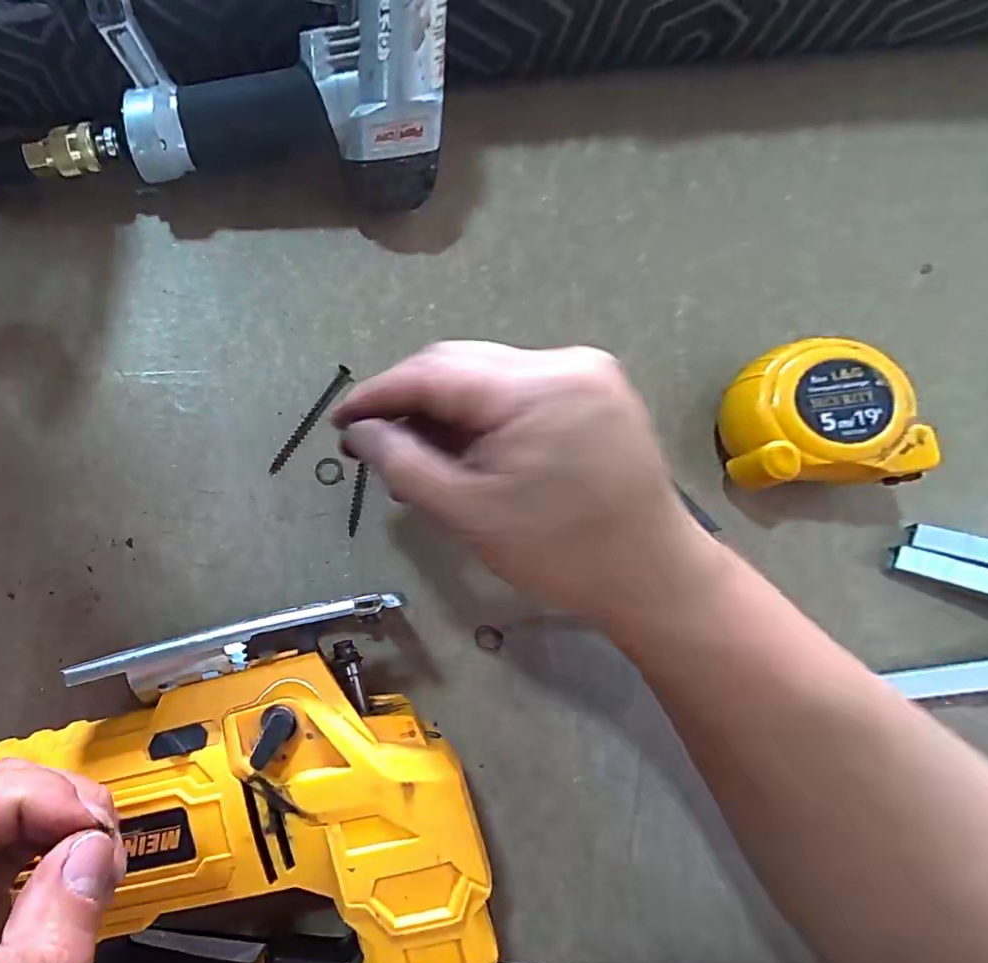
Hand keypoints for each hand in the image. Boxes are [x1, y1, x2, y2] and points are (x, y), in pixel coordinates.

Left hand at [0, 761, 126, 962]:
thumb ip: (38, 962)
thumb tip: (90, 854)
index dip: (23, 797)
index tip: (88, 817)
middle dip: (48, 803)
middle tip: (105, 837)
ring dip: (55, 820)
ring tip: (98, 855)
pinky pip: (2, 852)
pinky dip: (49, 848)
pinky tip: (76, 867)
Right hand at [333, 341, 717, 619]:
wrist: (650, 574)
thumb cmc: (556, 551)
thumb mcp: (463, 510)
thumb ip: (400, 462)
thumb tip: (358, 432)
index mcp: (533, 388)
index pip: (431, 373)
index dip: (375, 395)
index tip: (337, 421)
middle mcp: (560, 362)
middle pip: (454, 365)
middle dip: (403, 401)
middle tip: (366, 441)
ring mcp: (580, 373)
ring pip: (478, 377)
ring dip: (435, 410)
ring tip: (405, 453)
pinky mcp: (588, 392)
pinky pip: (508, 391)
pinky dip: (470, 416)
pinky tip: (451, 448)